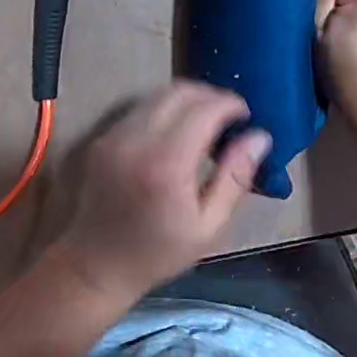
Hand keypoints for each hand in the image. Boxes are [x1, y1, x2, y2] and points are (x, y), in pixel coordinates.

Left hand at [50, 82, 269, 302]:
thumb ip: (235, 177)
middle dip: (209, 95)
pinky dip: (162, 110)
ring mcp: (114, 136)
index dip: (230, 104)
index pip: (204, 109)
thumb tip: (260, 137)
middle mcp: (136, 139)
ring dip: (185, 100)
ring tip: (205, 123)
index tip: (247, 114)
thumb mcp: (209, 226)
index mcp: (166, 163)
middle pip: (178, 92)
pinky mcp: (102, 139)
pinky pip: (138, 110)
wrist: (96, 264)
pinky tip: (175, 134)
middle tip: (229, 116)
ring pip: (156, 96)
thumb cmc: (158, 253)